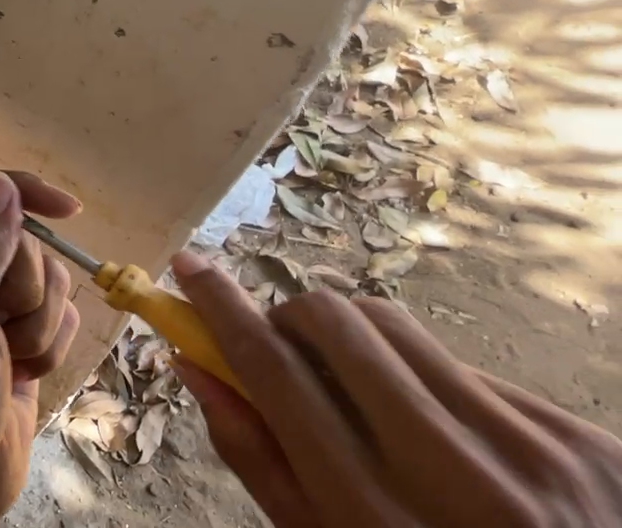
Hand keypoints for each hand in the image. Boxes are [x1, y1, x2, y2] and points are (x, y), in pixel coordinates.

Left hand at [0, 172, 81, 527]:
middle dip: (24, 288)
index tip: (68, 210)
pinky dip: (48, 343)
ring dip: (37, 321)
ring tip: (8, 358)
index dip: (19, 194)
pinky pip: (54, 313)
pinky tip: (22, 372)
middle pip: (17, 236)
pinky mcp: (12, 331)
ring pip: (42, 275)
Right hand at [172, 251, 621, 526]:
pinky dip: (435, 386)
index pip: (273, 369)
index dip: (221, 306)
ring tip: (374, 395)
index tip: (189, 265)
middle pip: (334, 322)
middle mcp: (453, 473)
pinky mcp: (591, 444)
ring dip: (360, 342)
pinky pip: (472, 372)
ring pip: (397, 327)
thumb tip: (188, 360)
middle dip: (293, 319)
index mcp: (370, 509)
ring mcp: (532, 454)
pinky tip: (453, 438)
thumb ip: (253, 453)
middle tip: (292, 351)